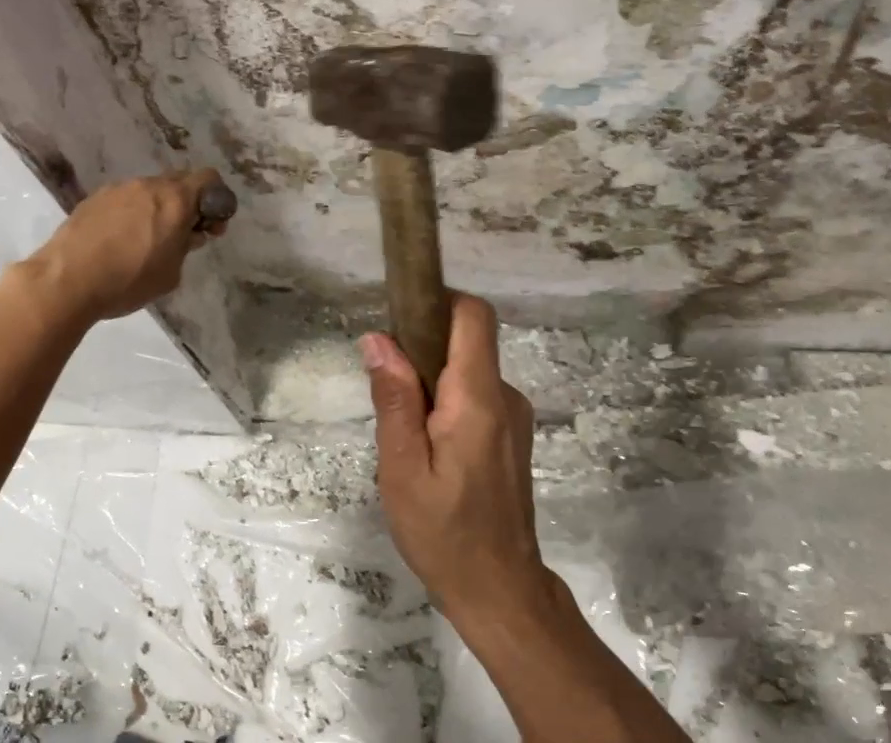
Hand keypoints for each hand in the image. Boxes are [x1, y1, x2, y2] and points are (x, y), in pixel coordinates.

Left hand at [21, 169, 227, 321]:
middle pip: (178, 182)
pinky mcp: (93, 198)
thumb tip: (187, 234)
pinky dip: (130, 213)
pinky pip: (124, 200)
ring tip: (144, 242)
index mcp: (174, 200)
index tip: (209, 226)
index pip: (209, 179)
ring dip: (156, 209)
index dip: (216, 200)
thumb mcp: (171, 274)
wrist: (67, 280)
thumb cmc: (128, 281)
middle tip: (181, 236)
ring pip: (148, 191)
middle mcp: (147, 185)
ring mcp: (117, 189)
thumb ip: (185, 247)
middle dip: (186, 204)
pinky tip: (118, 241)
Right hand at [361, 295, 548, 612]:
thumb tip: (377, 339)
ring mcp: (513, 418)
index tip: (397, 313)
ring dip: (430, 381)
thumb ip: (393, 400)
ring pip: (466, 370)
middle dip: (420, 348)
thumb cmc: (444, 533)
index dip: (437, 299)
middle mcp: (505, 397)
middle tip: (383, 390)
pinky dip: (444, 403)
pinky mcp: (510, 436)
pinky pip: (473, 396)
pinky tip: (424, 447)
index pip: (473, 316)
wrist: (500, 591)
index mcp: (479, 399)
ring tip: (401, 430)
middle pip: (465, 340)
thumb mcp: (402, 469)